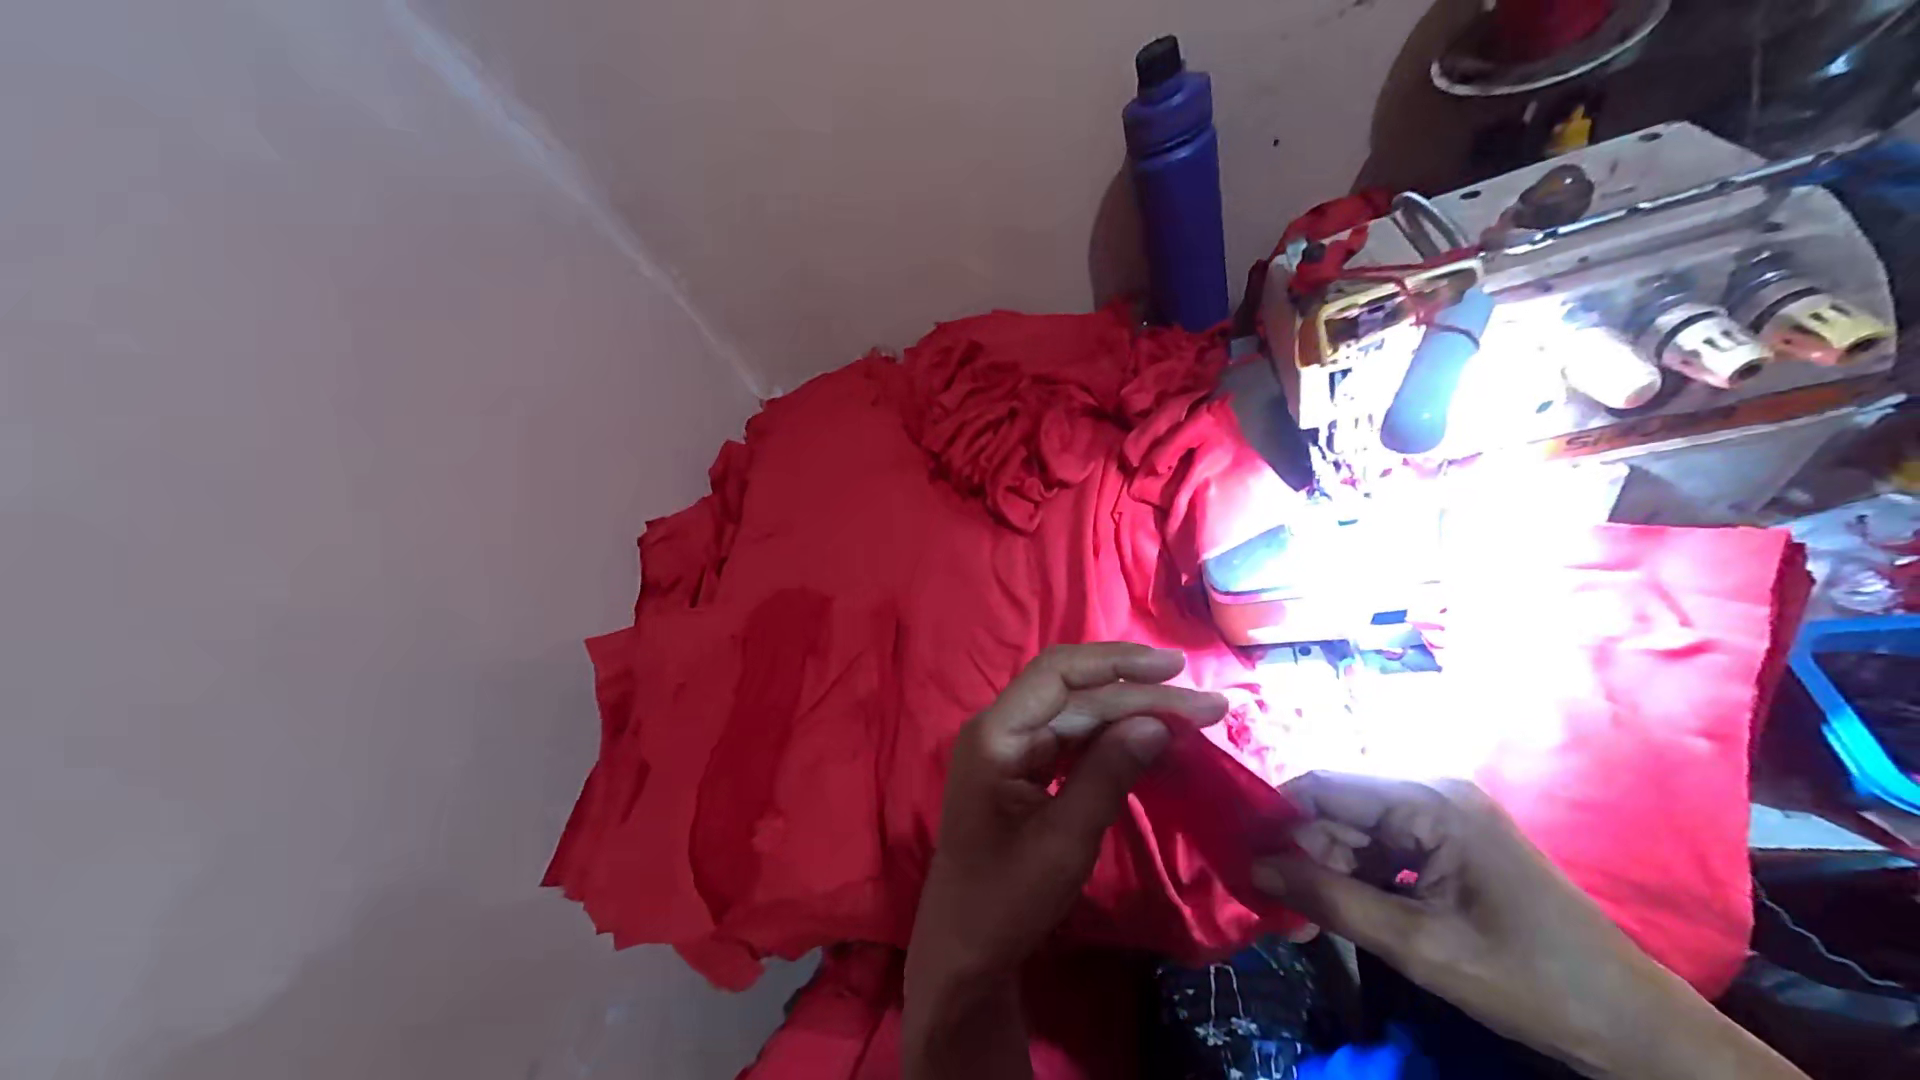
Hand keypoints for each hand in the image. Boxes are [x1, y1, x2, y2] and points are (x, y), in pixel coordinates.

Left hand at [902, 643, 1226, 1079]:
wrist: (964, 947)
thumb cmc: (1006, 898)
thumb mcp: (1064, 840)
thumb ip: (1108, 774)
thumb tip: (1156, 722)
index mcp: (996, 734)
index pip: (1059, 673)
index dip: (1117, 663)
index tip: (1175, 668)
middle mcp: (1000, 728)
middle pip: (1075, 693)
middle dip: (1139, 694)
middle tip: (1207, 707)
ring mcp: (1011, 748)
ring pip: (1077, 714)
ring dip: (1131, 713)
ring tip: (1191, 717)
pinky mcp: (1024, 769)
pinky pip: (1073, 740)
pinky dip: (1113, 738)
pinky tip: (1152, 741)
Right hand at [1253, 773, 1805, 1079]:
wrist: (1636, 1029)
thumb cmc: (1528, 980)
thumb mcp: (1417, 945)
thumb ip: (1327, 901)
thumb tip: (1253, 869)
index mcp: (1428, 801)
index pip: (1323, 787)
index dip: (1277, 818)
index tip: (1245, 858)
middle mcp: (1431, 792)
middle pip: (1337, 809)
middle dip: (1304, 855)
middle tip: (1281, 910)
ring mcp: (1443, 816)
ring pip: (1355, 830)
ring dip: (1328, 871)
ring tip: (1309, 921)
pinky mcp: (1450, 842)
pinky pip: (1383, 847)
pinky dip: (1358, 878)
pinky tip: (1348, 912)